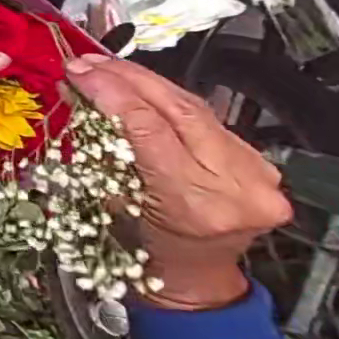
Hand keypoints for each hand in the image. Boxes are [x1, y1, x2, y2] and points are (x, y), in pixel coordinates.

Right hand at [64, 53, 291, 310]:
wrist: (197, 277)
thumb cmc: (146, 254)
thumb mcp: (113, 205)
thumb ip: (103, 148)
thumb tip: (80, 94)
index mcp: (193, 206)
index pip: (149, 129)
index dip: (111, 93)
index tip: (79, 72)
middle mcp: (235, 186)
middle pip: (177, 108)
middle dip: (126, 78)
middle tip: (89, 61)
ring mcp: (256, 172)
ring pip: (193, 105)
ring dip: (145, 81)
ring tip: (107, 66)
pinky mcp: (259, 159)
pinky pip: (206, 116)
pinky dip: (169, 97)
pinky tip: (141, 84)